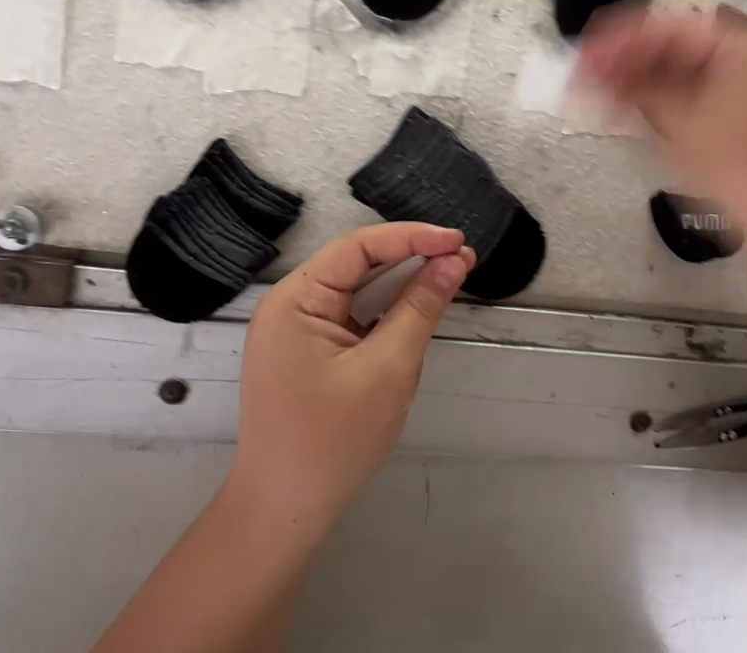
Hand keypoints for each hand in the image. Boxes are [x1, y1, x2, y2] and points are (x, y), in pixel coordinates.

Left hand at [229, 223, 473, 524]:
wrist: (284, 510)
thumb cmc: (333, 438)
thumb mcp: (388, 369)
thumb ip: (421, 308)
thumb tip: (453, 262)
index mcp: (295, 300)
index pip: (359, 247)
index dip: (411, 237)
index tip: (458, 240)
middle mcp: (290, 306)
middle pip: (356, 264)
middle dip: (410, 257)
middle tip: (462, 257)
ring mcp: (297, 331)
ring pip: (357, 290)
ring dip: (402, 284)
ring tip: (449, 276)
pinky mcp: (309, 353)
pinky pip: (353, 316)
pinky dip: (387, 312)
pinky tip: (417, 311)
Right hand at [577, 7, 746, 228]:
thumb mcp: (681, 124)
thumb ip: (637, 88)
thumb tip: (600, 71)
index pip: (674, 26)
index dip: (623, 38)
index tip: (587, 51)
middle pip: (679, 49)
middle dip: (628, 61)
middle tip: (585, 75)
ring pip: (686, 75)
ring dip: (641, 82)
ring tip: (598, 93)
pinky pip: (699, 98)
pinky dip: (665, 103)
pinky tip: (632, 111)